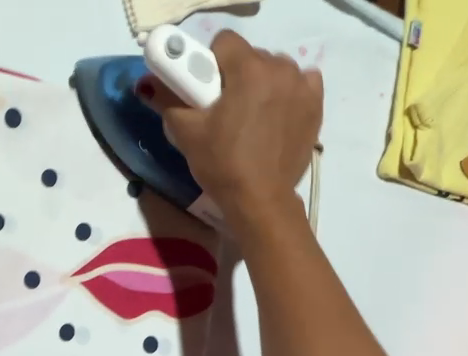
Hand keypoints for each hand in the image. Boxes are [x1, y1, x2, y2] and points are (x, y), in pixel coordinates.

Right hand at [146, 30, 321, 227]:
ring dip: (263, 85)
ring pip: (275, 69)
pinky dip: (289, 93)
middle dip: (237, 78)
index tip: (207, 92)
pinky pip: (301, 82)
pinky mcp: (315, 104)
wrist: (260, 201)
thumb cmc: (223, 166)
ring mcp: (301, 85)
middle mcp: (279, 68)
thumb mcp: (188, 135)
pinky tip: (278, 116)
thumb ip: (169, 102)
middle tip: (227, 113)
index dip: (210, 65)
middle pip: (251, 57)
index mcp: (248, 69)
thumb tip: (152, 85)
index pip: (224, 42)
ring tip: (252, 120)